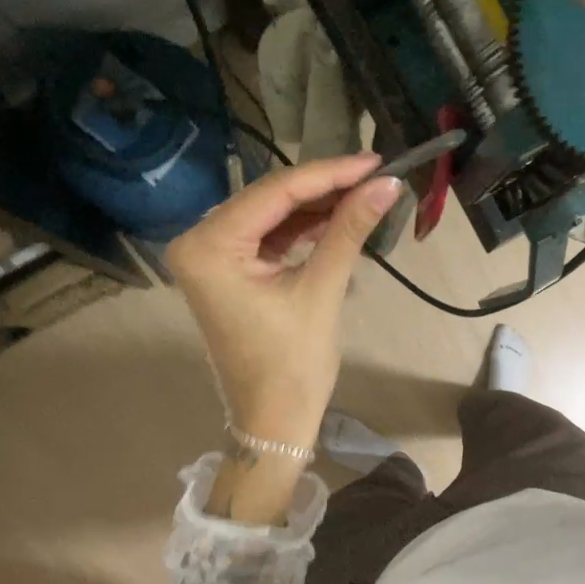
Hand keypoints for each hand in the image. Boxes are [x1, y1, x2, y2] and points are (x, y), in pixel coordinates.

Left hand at [166, 154, 403, 449]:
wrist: (273, 422)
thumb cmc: (293, 366)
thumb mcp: (321, 292)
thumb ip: (348, 232)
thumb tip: (386, 185)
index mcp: (208, 247)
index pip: (275, 193)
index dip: (329, 173)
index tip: (375, 161)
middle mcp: (198, 243)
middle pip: (269, 200)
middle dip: (323, 188)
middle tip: (375, 176)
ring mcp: (210, 259)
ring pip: (270, 217)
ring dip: (316, 208)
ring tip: (365, 195)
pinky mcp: (226, 274)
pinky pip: (267, 240)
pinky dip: (301, 232)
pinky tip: (337, 220)